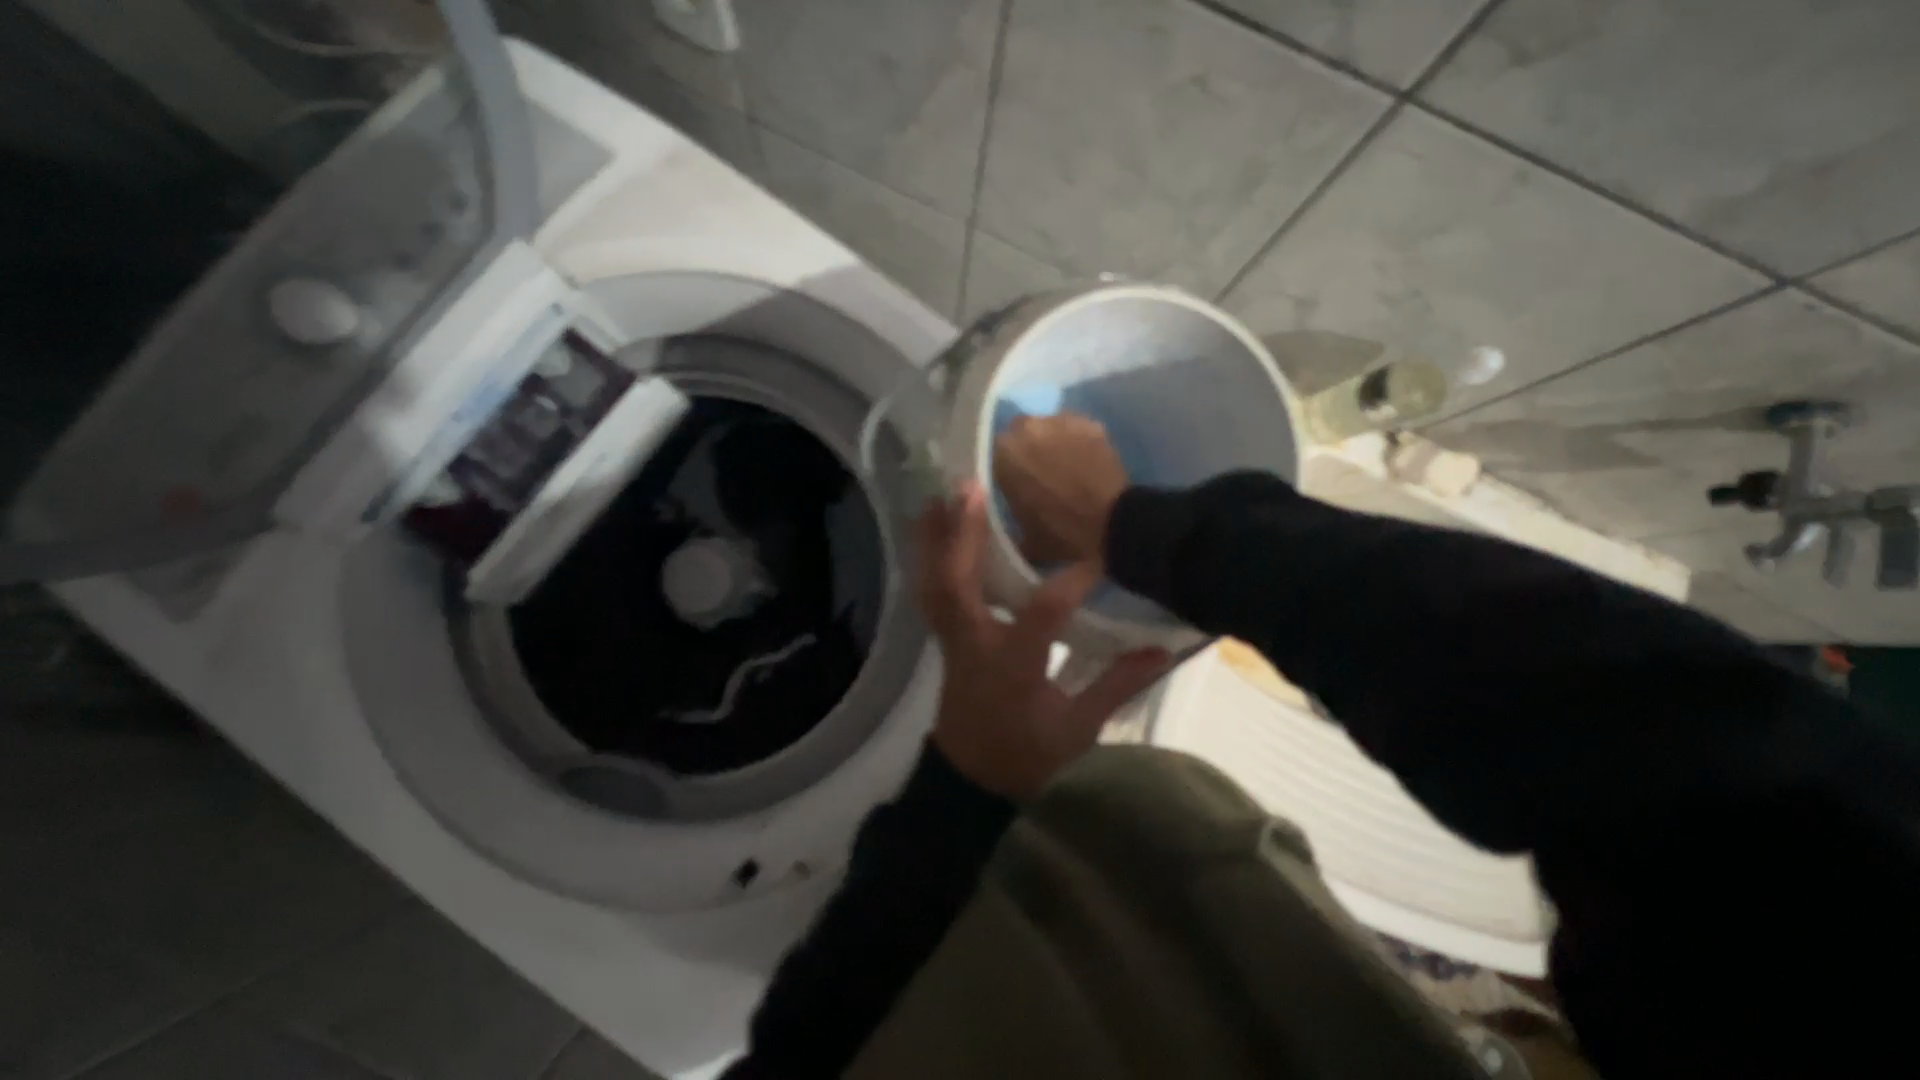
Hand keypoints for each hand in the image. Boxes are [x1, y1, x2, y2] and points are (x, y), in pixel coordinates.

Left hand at [916, 482, 1170, 800]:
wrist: (971, 779)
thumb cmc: (1026, 754)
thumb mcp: (1079, 729)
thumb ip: (1117, 686)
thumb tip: (1161, 648)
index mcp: (1013, 666)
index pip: (1041, 614)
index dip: (1070, 582)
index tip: (1099, 557)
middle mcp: (975, 644)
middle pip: (959, 585)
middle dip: (964, 537)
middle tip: (971, 490)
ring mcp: (952, 640)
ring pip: (934, 584)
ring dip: (935, 540)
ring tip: (939, 497)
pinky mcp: (945, 639)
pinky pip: (931, 593)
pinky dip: (928, 560)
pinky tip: (932, 532)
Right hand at [993, 412, 1129, 564]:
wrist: (1112, 523)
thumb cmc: (1061, 532)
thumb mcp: (1024, 538)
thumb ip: (1011, 522)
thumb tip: (1012, 523)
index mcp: (1004, 454)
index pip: (995, 453)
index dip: (1006, 467)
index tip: (1015, 483)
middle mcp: (1028, 428)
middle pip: (1021, 431)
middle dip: (1027, 447)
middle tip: (1039, 471)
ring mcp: (1062, 421)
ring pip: (1049, 426)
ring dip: (1052, 441)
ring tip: (1066, 465)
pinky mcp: (1091, 423)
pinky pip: (1076, 429)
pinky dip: (1078, 441)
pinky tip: (1086, 461)